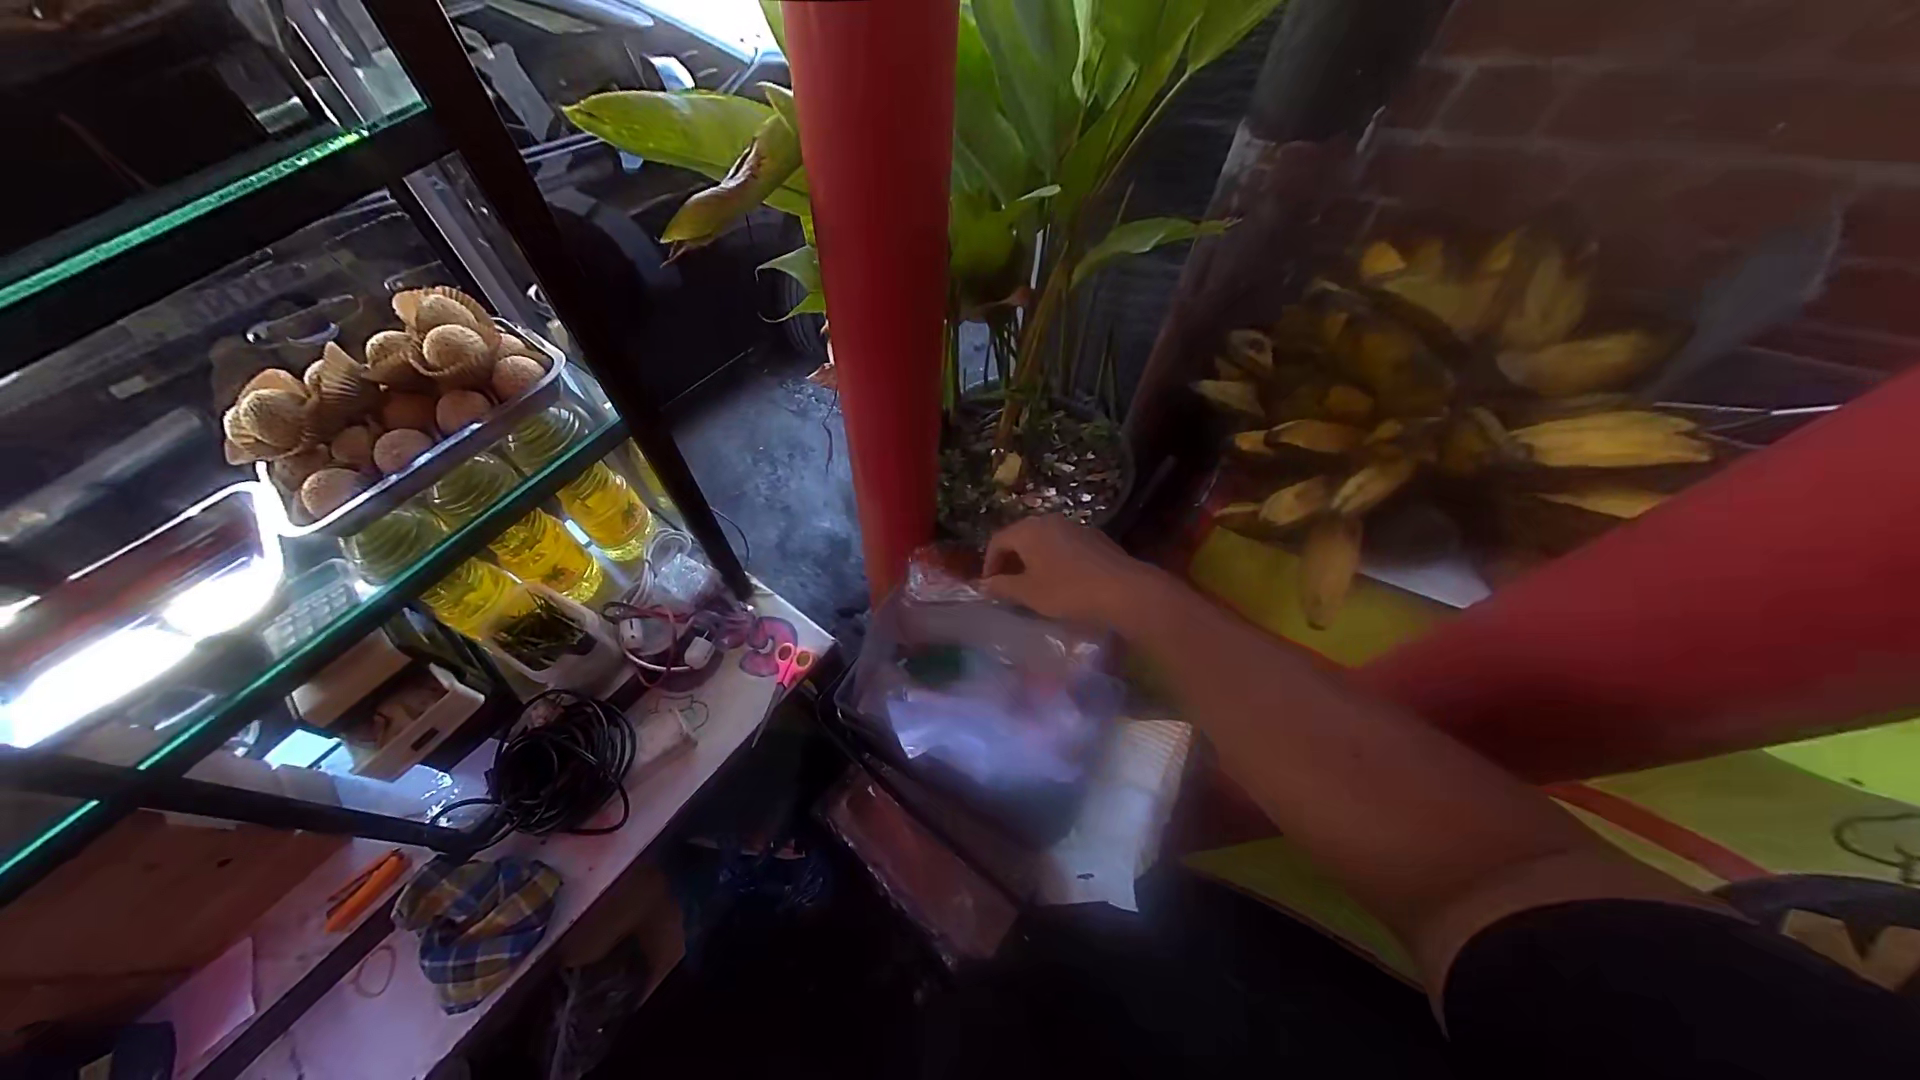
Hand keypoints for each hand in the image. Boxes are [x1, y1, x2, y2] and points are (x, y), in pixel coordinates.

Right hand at [979, 515, 1166, 629]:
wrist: (1123, 589)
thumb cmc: (1068, 590)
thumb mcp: (1029, 593)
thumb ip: (1002, 586)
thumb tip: (985, 584)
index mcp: (1028, 530)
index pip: (998, 541)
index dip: (989, 564)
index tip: (989, 586)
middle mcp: (1049, 520)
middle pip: (1021, 537)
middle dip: (1011, 560)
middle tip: (1008, 585)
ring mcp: (1075, 526)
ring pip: (1044, 540)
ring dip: (1033, 559)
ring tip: (1034, 584)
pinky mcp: (1094, 537)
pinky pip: (1064, 545)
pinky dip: (1055, 559)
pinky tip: (1062, 580)